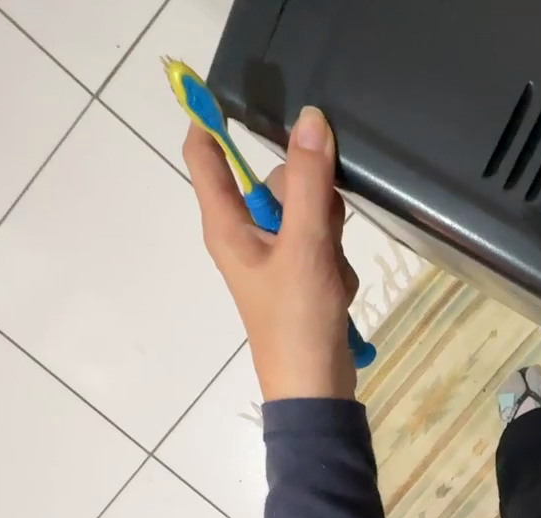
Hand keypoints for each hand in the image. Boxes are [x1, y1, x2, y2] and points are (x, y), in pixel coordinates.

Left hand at [184, 106, 359, 400]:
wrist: (314, 388)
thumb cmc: (297, 320)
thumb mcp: (307, 247)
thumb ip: (311, 183)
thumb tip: (312, 119)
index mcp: (226, 224)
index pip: (204, 153)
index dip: (217, 121)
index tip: (256, 105)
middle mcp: (245, 235)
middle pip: (276, 182)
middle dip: (309, 198)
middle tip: (322, 227)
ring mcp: (275, 257)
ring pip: (307, 215)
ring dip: (329, 236)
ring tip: (330, 273)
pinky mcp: (299, 278)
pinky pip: (321, 246)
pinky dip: (335, 263)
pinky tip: (336, 290)